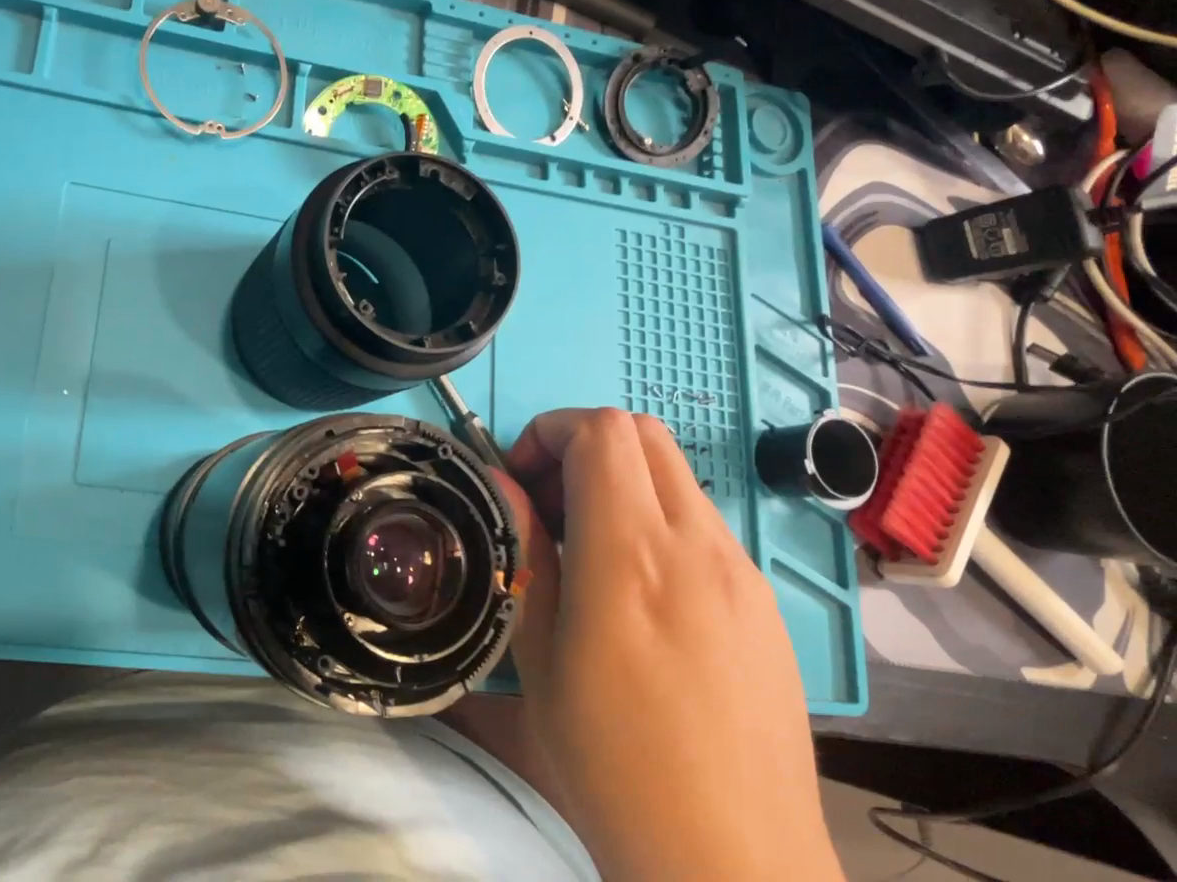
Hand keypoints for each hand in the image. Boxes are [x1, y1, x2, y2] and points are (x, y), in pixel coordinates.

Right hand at [497, 409, 841, 881]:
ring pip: (677, 477)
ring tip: (587, 552)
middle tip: (547, 505)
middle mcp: (697, 545)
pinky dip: (659, 523)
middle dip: (582, 445)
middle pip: (644, 434)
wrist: (729, 856)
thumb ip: (526, 554)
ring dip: (622, 483)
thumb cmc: (610, 761)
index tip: (519, 481)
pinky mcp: (764, 604)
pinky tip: (638, 595)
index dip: (549, 432)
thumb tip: (505, 486)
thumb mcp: (539, 657)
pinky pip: (705, 526)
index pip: (601, 431)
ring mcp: (741, 573)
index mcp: (631, 554)